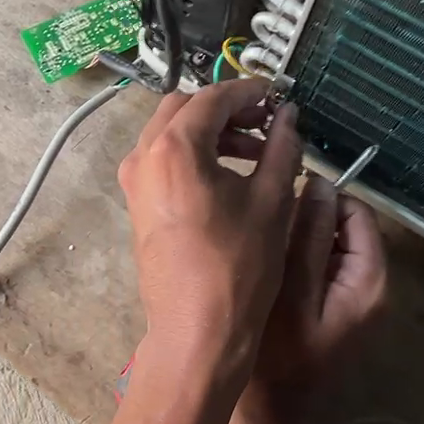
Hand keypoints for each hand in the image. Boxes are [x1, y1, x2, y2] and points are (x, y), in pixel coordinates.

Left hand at [117, 78, 301, 378]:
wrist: (196, 332)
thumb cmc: (239, 267)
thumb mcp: (272, 201)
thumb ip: (282, 148)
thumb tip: (288, 116)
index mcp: (174, 147)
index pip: (213, 98)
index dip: (249, 92)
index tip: (278, 97)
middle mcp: (144, 155)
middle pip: (185, 108)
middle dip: (226, 108)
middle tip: (266, 122)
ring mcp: (134, 180)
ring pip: (170, 133)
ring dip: (211, 131)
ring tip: (256, 152)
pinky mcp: (136, 203)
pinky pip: (163, 159)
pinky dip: (194, 154)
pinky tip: (229, 175)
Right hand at [240, 176, 387, 423]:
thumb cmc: (277, 360)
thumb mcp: (291, 290)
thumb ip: (307, 235)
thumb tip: (318, 182)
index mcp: (368, 278)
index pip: (353, 210)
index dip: (317, 198)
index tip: (274, 205)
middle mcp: (366, 286)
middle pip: (338, 226)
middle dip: (301, 220)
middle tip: (260, 232)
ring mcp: (346, 301)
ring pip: (321, 246)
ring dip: (291, 242)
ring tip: (255, 251)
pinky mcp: (325, 314)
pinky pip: (312, 270)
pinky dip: (289, 264)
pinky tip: (259, 274)